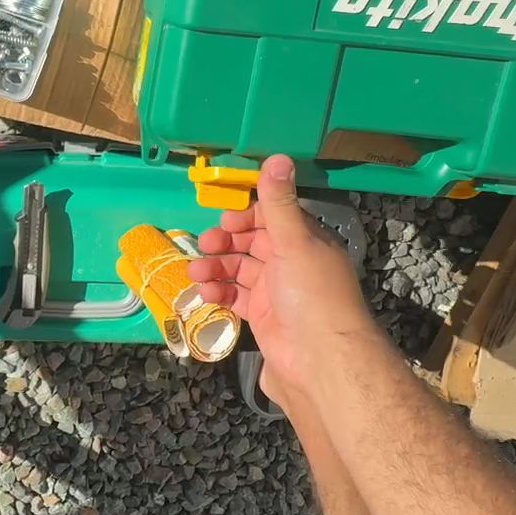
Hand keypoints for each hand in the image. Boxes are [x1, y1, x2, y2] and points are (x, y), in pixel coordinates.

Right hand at [187, 156, 378, 398]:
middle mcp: (291, 263)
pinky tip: (204, 292)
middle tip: (205, 245)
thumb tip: (278, 156)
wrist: (319, 358)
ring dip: (215, 267)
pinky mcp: (262, 316)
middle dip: (224, 242)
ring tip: (195, 272)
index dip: (246, 216)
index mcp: (304, 241)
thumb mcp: (293, 241)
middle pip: (250, 243)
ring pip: (239, 269)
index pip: (271, 218)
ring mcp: (276, 291)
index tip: (226, 220)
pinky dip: (218, 291)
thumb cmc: (309, 293)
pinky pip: (235, 296)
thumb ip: (278, 202)